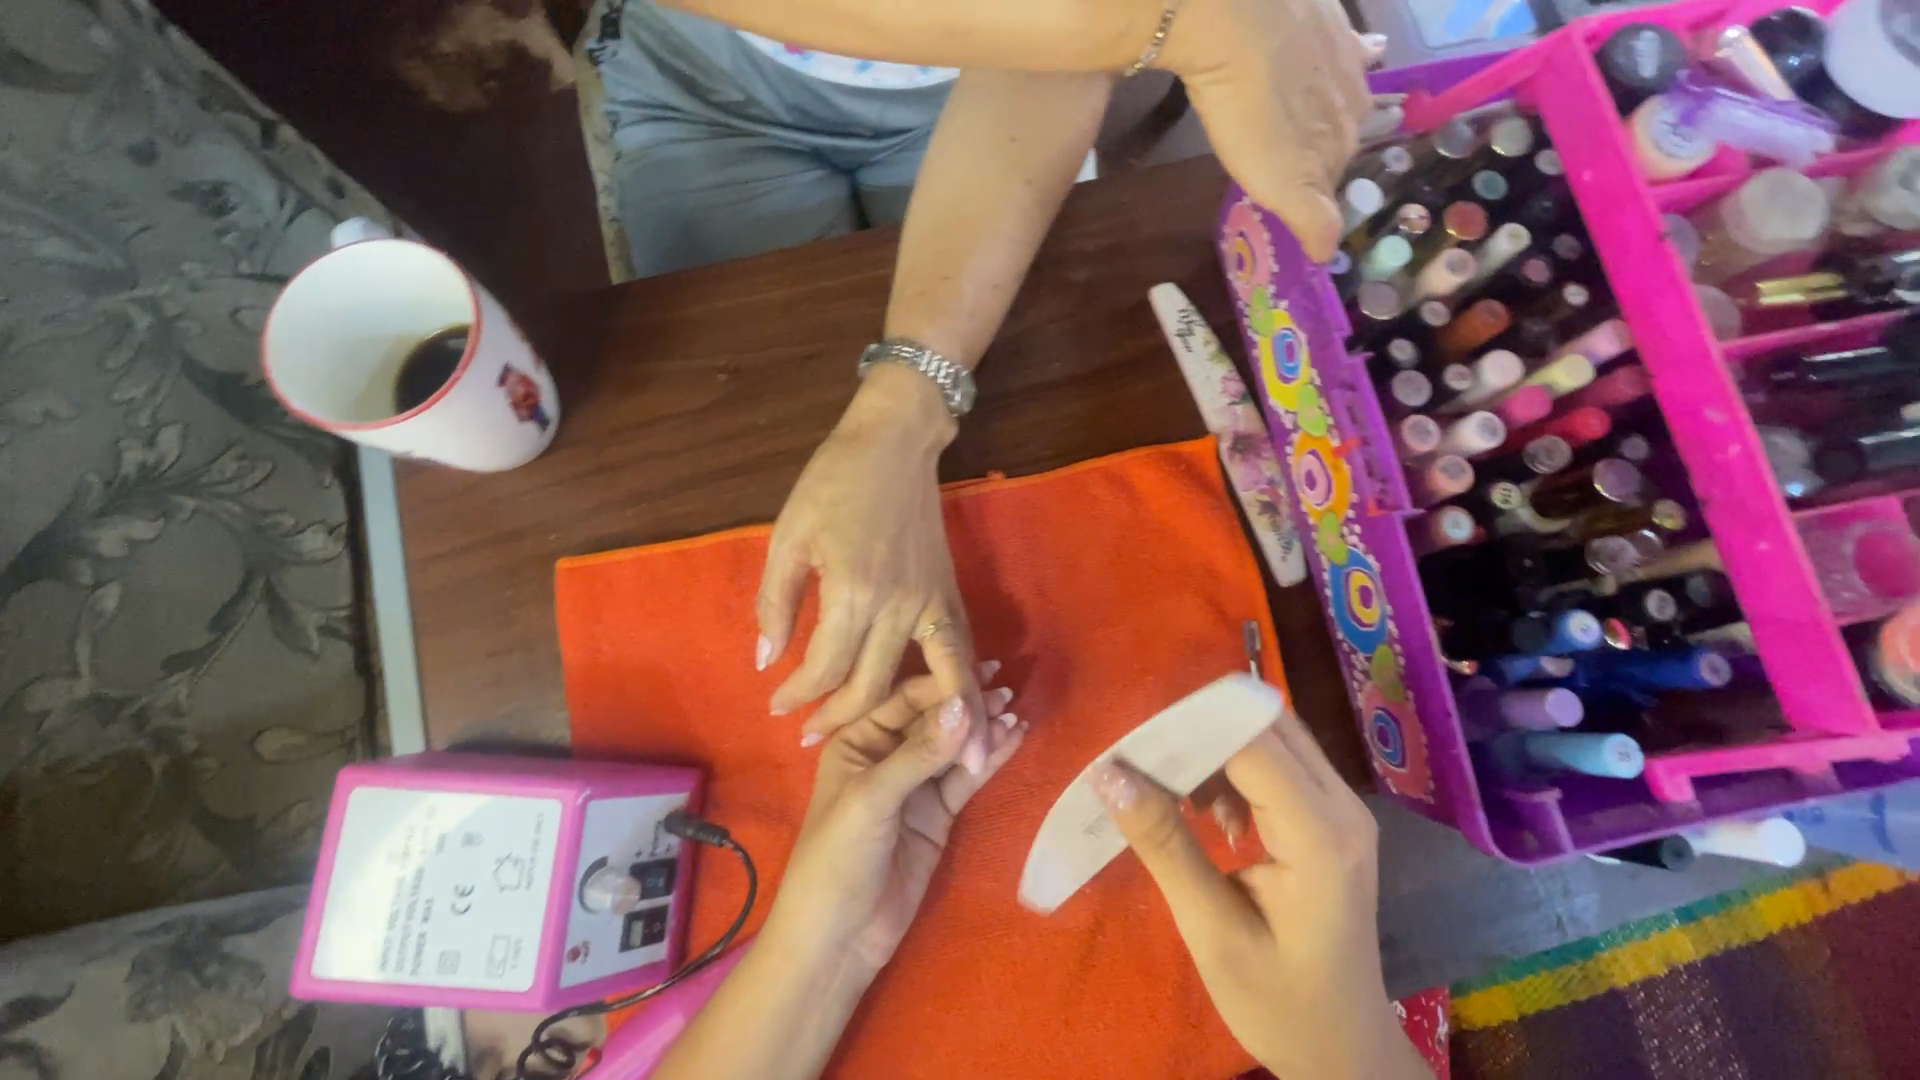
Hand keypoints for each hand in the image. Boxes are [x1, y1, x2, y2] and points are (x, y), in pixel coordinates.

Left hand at [758, 367, 990, 768]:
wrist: (895, 444)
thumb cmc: (833, 483)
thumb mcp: (788, 535)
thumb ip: (775, 601)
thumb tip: (765, 659)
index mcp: (852, 592)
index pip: (824, 666)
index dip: (796, 693)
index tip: (775, 703)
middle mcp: (898, 608)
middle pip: (869, 686)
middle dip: (835, 717)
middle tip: (807, 734)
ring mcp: (932, 604)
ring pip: (922, 683)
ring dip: (907, 724)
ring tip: (897, 757)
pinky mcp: (950, 596)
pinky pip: (958, 656)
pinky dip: (961, 693)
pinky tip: (961, 722)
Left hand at [768, 669, 1025, 974]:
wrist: (839, 937)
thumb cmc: (836, 858)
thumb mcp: (873, 800)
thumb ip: (920, 754)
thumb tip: (963, 705)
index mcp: (857, 740)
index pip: (904, 700)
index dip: (941, 688)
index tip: (979, 673)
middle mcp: (886, 754)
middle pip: (932, 720)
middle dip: (966, 704)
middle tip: (1006, 685)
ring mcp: (914, 784)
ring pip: (953, 747)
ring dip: (982, 729)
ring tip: (1016, 709)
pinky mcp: (937, 813)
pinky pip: (966, 777)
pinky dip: (990, 759)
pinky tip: (1013, 737)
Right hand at [1090, 712, 1426, 1079]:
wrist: (1344, 1050)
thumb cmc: (1280, 1003)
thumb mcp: (1211, 931)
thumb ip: (1165, 845)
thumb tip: (1109, 775)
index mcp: (1321, 838)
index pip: (1251, 745)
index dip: (1187, 734)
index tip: (1129, 750)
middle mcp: (1342, 807)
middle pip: (1266, 725)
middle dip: (1199, 733)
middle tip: (1145, 766)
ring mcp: (1342, 809)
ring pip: (1271, 736)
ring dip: (1216, 751)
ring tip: (1177, 797)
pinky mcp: (1330, 817)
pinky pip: (1278, 762)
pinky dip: (1234, 770)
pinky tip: (1211, 815)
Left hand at [1158, 0, 1375, 260]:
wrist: (1239, 22)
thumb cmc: (1251, 113)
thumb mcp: (1279, 182)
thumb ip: (1310, 217)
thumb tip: (1328, 253)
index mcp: (1342, 138)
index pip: (1334, 174)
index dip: (1312, 188)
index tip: (1291, 195)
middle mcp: (1356, 96)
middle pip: (1340, 132)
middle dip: (1319, 147)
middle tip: (1290, 153)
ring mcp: (1344, 52)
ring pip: (1344, 89)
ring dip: (1329, 104)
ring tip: (1306, 110)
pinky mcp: (1327, 15)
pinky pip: (1345, 41)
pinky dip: (1345, 52)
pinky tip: (1339, 48)